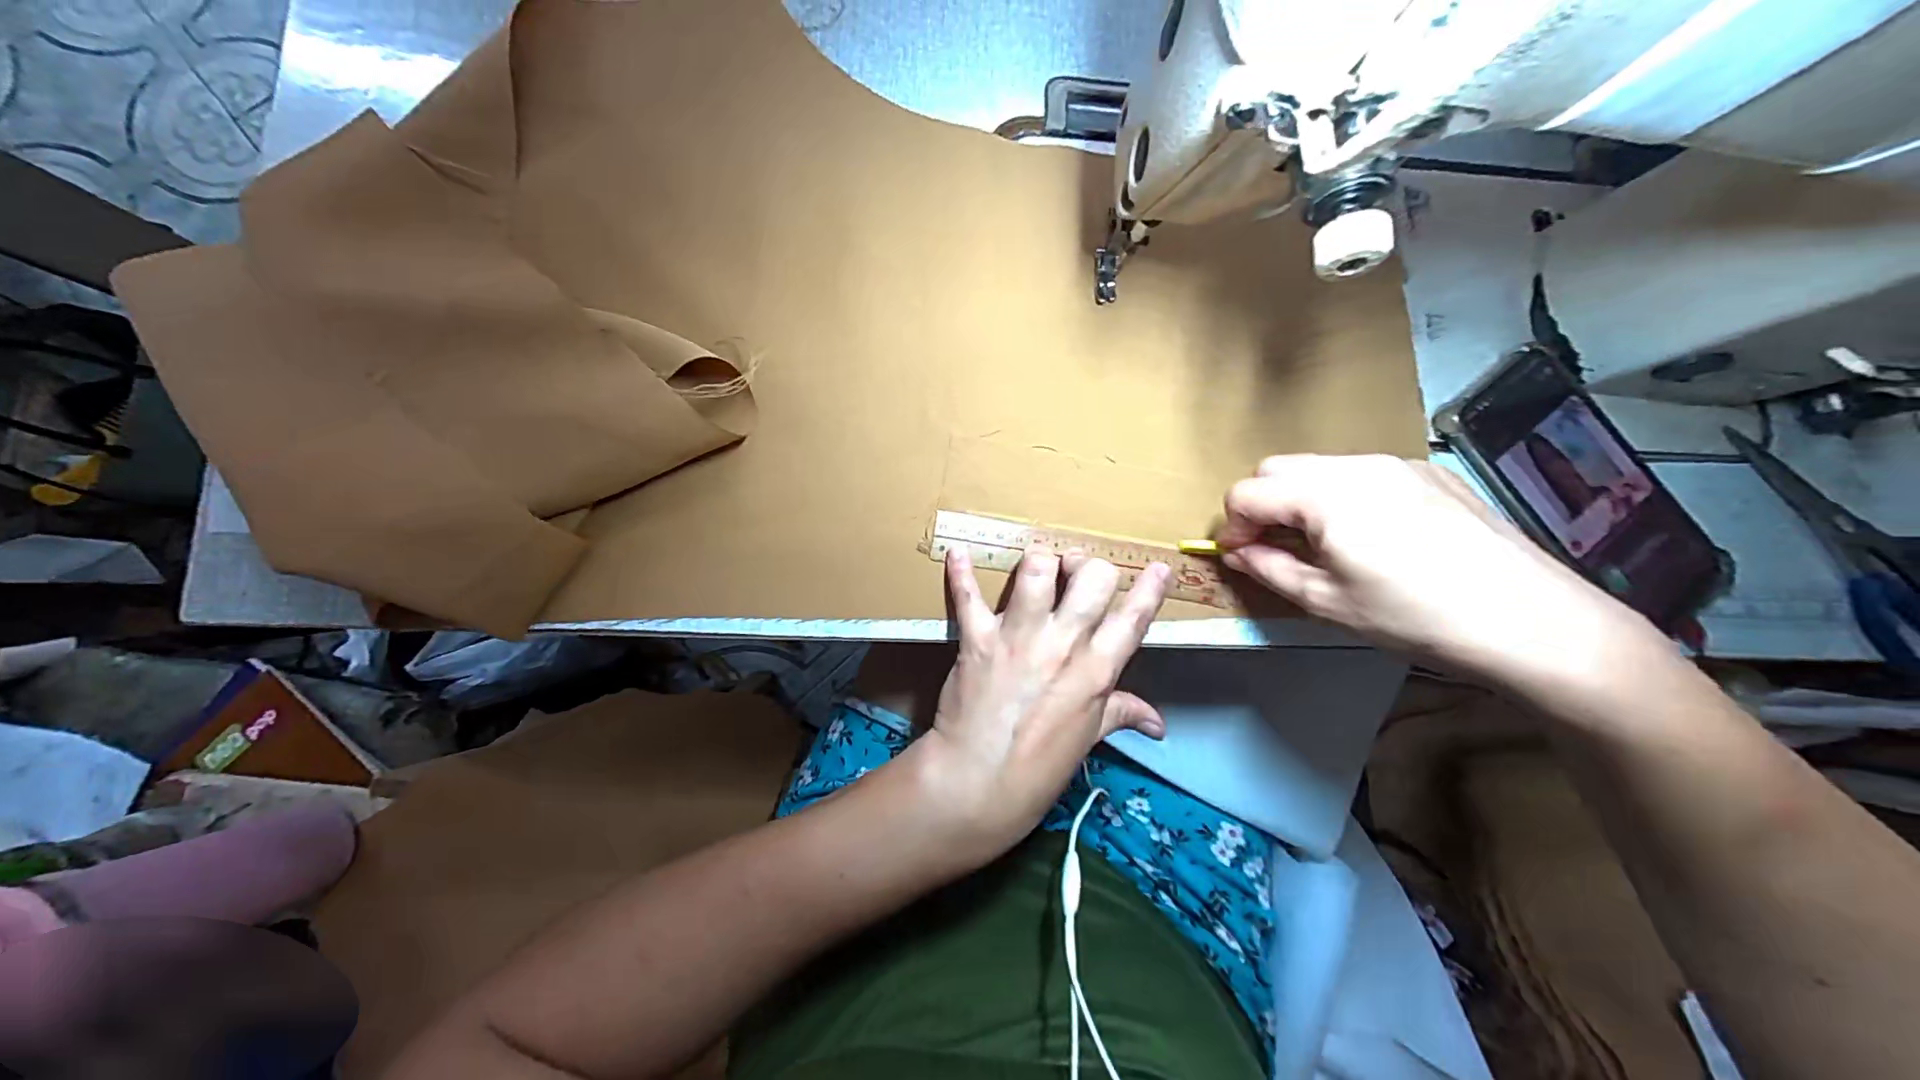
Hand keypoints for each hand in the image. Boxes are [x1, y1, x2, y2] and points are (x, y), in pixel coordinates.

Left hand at [910, 544, 1170, 855]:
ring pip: (1037, 571)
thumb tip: (1157, 724)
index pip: (1134, 618)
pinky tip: (957, 553)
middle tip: (1075, 572)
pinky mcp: (978, 638)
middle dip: (1088, 566)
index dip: (1151, 588)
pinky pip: (968, 596)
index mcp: (1097, 669)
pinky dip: (959, 572)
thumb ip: (1121, 714)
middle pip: (1093, 577)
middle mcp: (1064, 644)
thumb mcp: (1088, 737)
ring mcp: (1020, 638)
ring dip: (1038, 562)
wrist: (980, 781)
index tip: (1159, 567)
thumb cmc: (1040, 765)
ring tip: (1036, 567)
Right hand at [1218, 455, 1662, 691]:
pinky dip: (1343, 496)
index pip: (1246, 492)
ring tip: (1321, 544)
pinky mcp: (1432, 474)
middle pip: (1278, 468)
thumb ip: (1268, 569)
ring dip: (1301, 499)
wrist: (1530, 619)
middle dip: (1261, 505)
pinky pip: (1364, 473)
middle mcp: (1357, 465)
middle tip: (1273, 547)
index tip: (1240, 557)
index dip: (1231, 526)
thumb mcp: (1326, 601)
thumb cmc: (1414, 616)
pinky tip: (1372, 536)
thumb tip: (1236, 553)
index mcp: (1325, 495)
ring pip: (1321, 467)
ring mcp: (1399, 464)